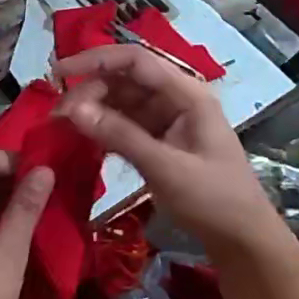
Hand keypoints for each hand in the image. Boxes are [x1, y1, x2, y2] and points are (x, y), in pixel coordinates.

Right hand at [54, 44, 287, 256]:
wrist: (241, 238)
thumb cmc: (213, 199)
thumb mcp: (166, 168)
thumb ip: (120, 136)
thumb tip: (72, 109)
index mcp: (187, 94)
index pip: (136, 61)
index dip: (95, 60)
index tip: (59, 72)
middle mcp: (175, 98)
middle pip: (123, 79)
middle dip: (89, 90)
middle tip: (58, 116)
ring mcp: (165, 119)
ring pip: (119, 100)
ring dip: (91, 108)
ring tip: (61, 126)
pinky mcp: (157, 139)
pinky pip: (122, 123)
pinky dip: (101, 127)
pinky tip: (80, 137)